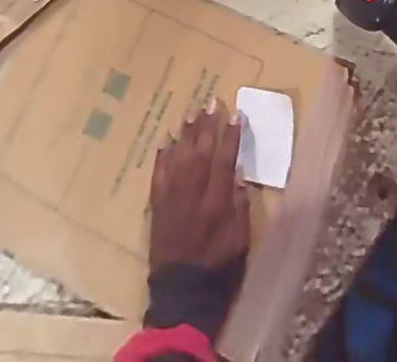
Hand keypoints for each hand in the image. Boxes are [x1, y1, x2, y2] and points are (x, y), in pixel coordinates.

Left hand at [149, 102, 250, 273]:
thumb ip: (239, 206)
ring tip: (193, 110)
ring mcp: (171, 197)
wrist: (181, 295)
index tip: (235, 114)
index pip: (225, 159)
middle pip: (201, 151)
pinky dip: (163, 154)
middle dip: (208, 124)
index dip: (231, 135)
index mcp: (216, 203)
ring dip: (187, 131)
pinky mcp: (156, 204)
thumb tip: (239, 173)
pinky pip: (159, 172)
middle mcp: (192, 193)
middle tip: (212, 100)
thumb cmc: (217, 270)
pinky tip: (167, 138)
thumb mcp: (240, 243)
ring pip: (179, 155)